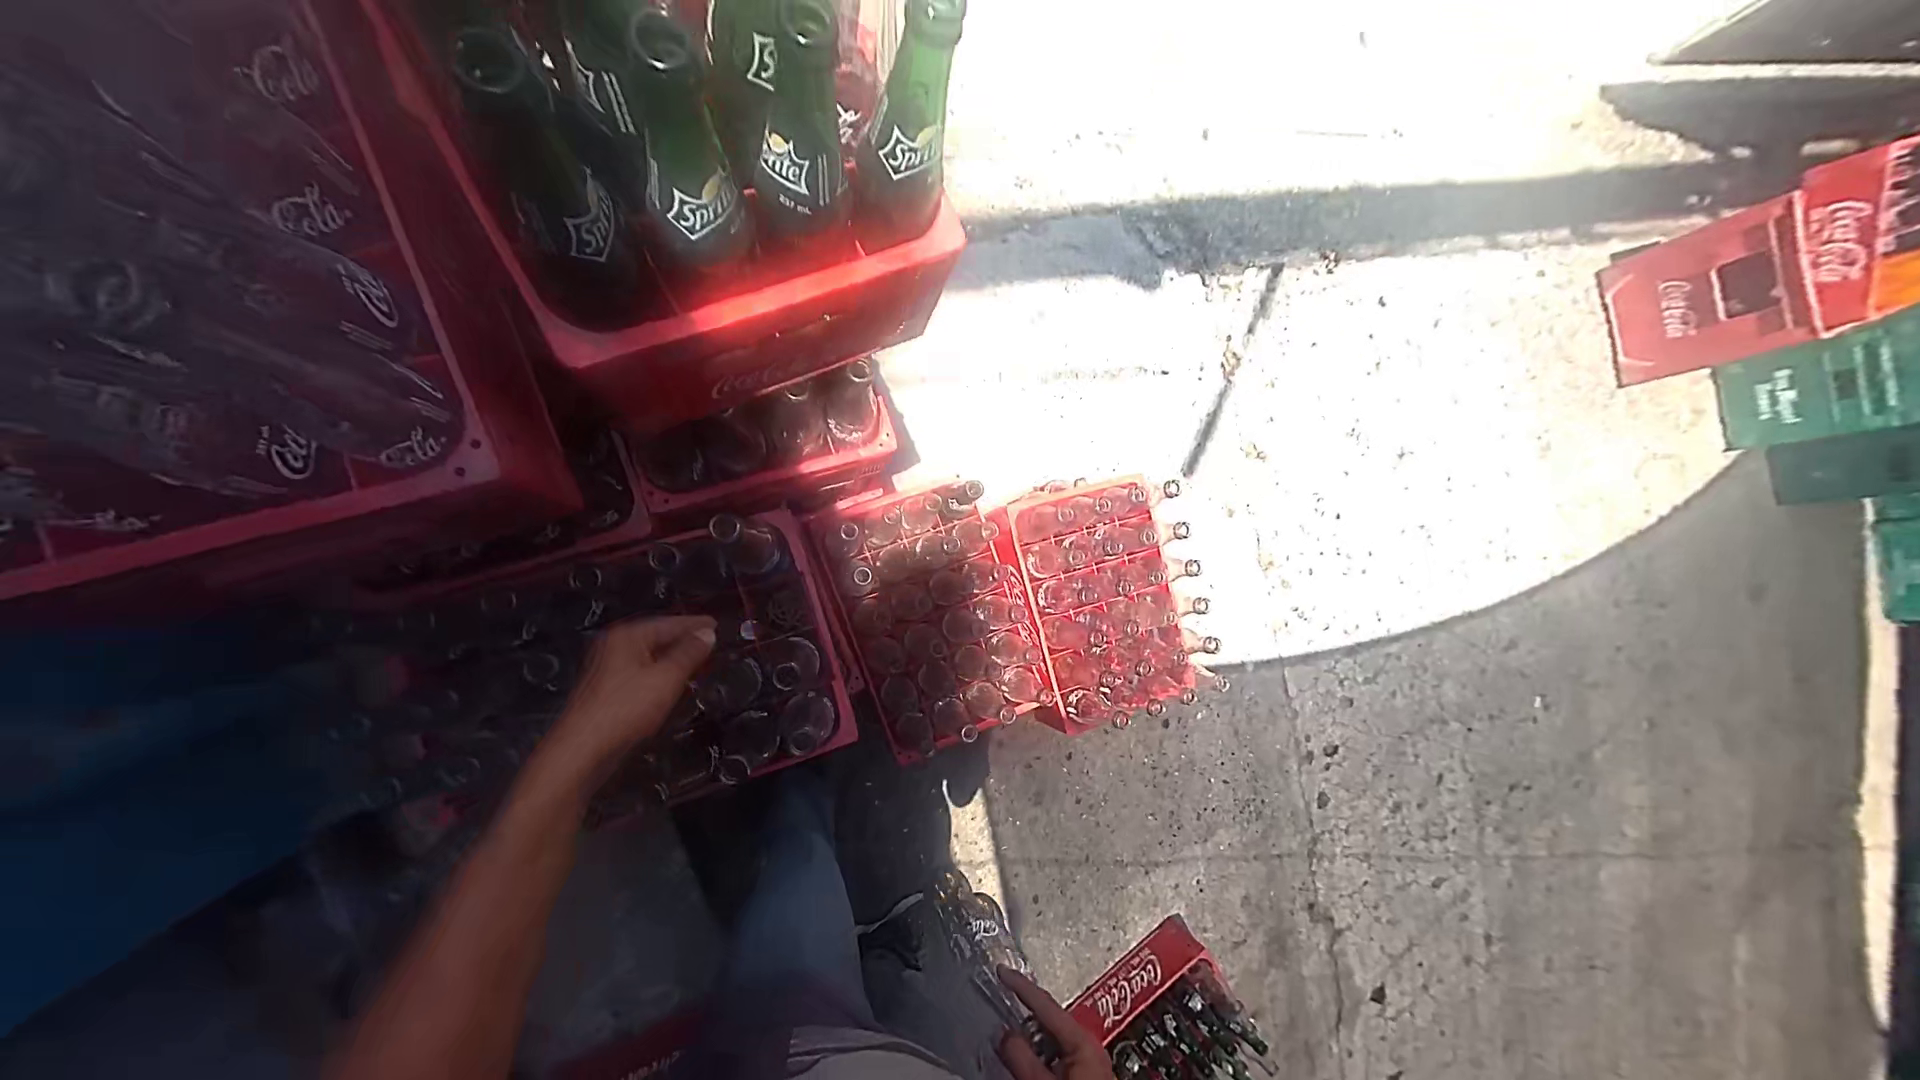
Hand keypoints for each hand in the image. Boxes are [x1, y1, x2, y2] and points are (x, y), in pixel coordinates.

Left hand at [540, 615, 715, 785]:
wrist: (583, 751)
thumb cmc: (624, 710)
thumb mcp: (667, 677)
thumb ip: (690, 653)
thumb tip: (707, 634)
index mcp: (627, 636)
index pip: (669, 623)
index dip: (695, 625)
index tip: (715, 625)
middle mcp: (614, 647)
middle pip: (657, 637)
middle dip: (684, 641)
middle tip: (710, 643)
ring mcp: (608, 669)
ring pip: (649, 657)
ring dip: (674, 659)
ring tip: (698, 662)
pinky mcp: (607, 691)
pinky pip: (642, 673)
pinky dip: (661, 674)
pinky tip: (674, 684)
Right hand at [996, 965, 1114, 1079]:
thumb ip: (1023, 1059)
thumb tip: (1004, 1034)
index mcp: (1082, 1042)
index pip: (1046, 1003)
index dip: (1020, 985)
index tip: (1002, 971)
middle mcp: (1088, 1048)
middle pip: (1048, 1024)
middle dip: (1022, 1020)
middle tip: (998, 1011)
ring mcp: (1088, 1066)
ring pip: (1049, 1045)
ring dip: (1028, 1046)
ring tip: (1007, 1047)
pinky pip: (1055, 1062)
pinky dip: (1037, 1062)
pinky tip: (1024, 1068)